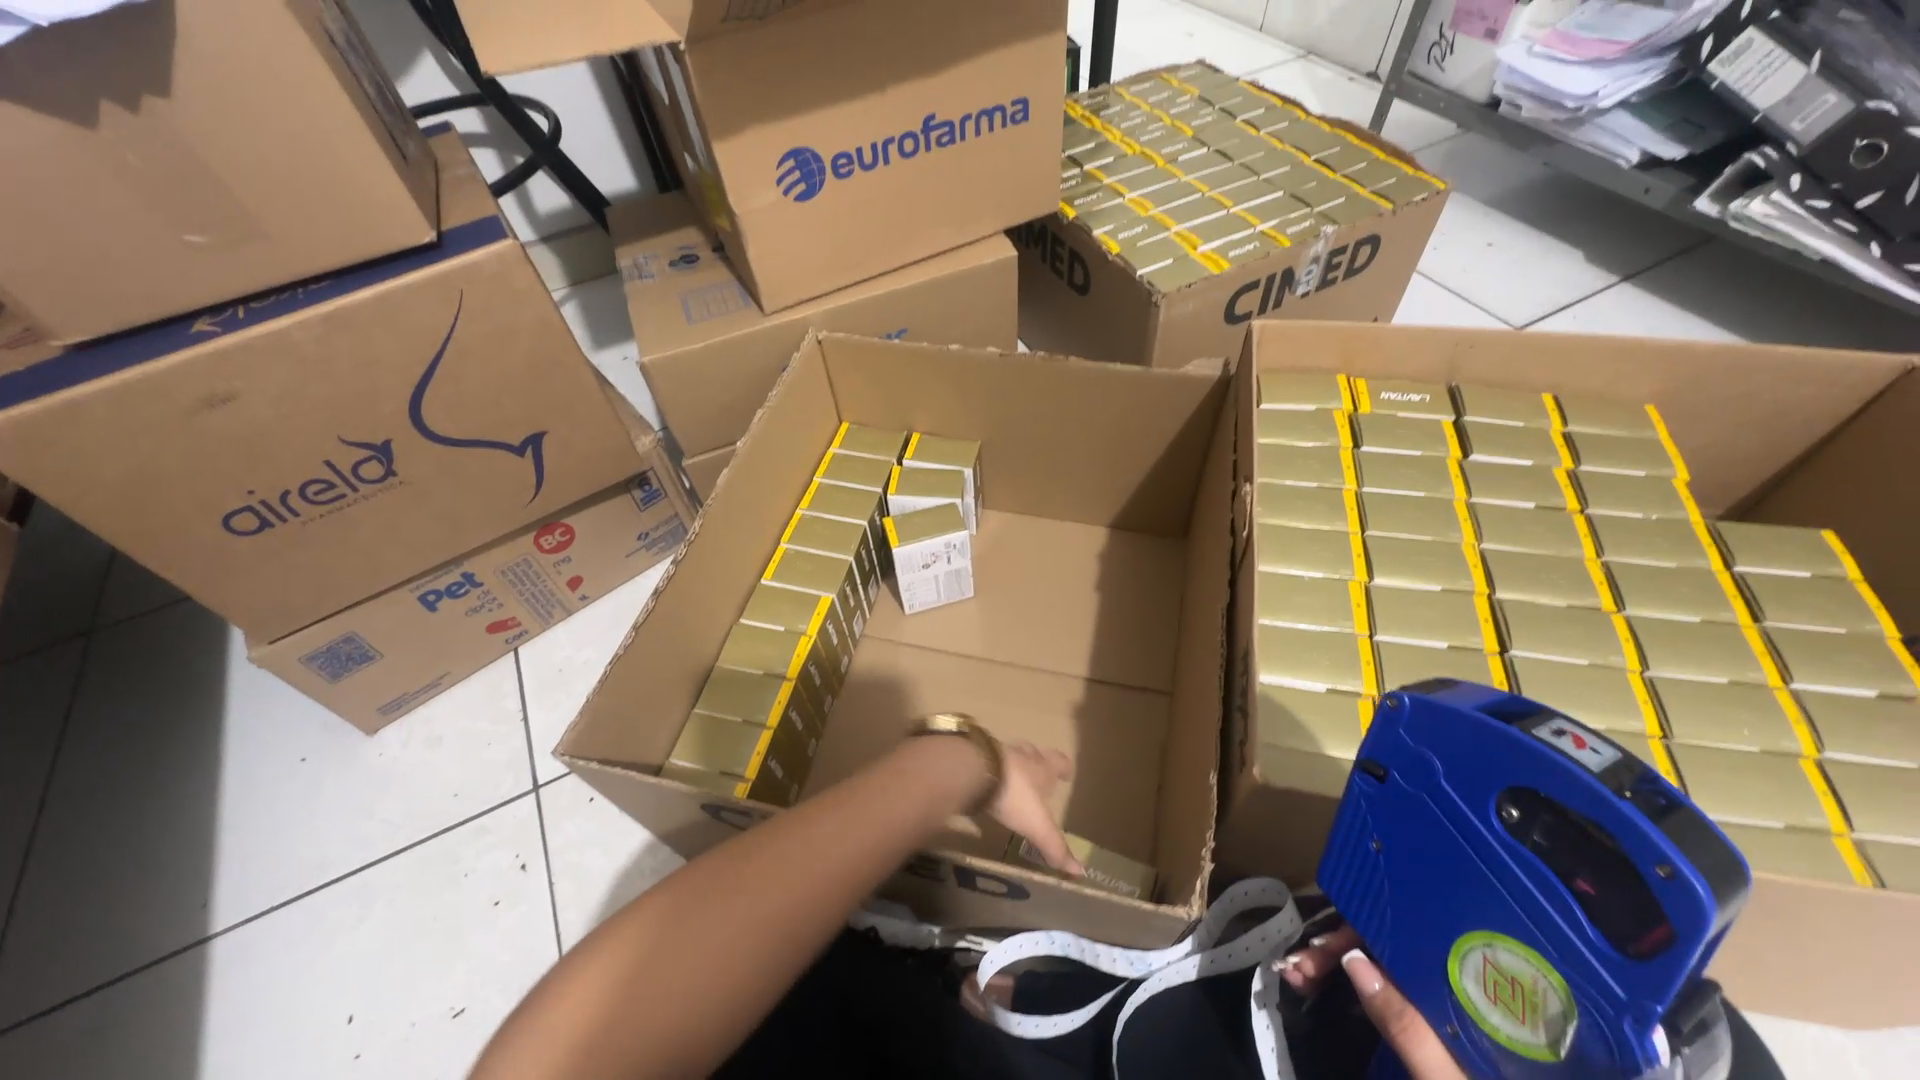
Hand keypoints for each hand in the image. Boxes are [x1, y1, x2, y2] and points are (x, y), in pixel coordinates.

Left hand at [986, 740, 1082, 877]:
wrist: (974, 772)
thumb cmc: (1015, 795)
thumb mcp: (1037, 825)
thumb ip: (1054, 846)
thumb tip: (1078, 871)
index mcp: (1042, 767)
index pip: (1059, 762)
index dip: (1064, 767)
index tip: (1067, 772)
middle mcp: (1022, 756)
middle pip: (1034, 754)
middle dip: (1037, 763)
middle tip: (1038, 773)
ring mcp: (996, 753)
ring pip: (1009, 755)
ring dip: (1012, 765)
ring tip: (1010, 777)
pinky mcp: (974, 757)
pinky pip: (985, 762)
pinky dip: (988, 770)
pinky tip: (984, 782)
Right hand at [1277, 926, 1466, 1079]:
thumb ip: (1405, 1026)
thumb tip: (1354, 959)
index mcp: (1470, 995)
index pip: (1409, 941)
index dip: (1360, 936)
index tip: (1318, 950)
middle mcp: (1453, 992)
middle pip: (1387, 951)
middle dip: (1336, 952)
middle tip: (1296, 966)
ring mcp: (1435, 1013)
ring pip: (1377, 969)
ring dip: (1331, 966)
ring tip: (1296, 973)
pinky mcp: (1422, 1032)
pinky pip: (1377, 994)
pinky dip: (1342, 985)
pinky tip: (1313, 984)